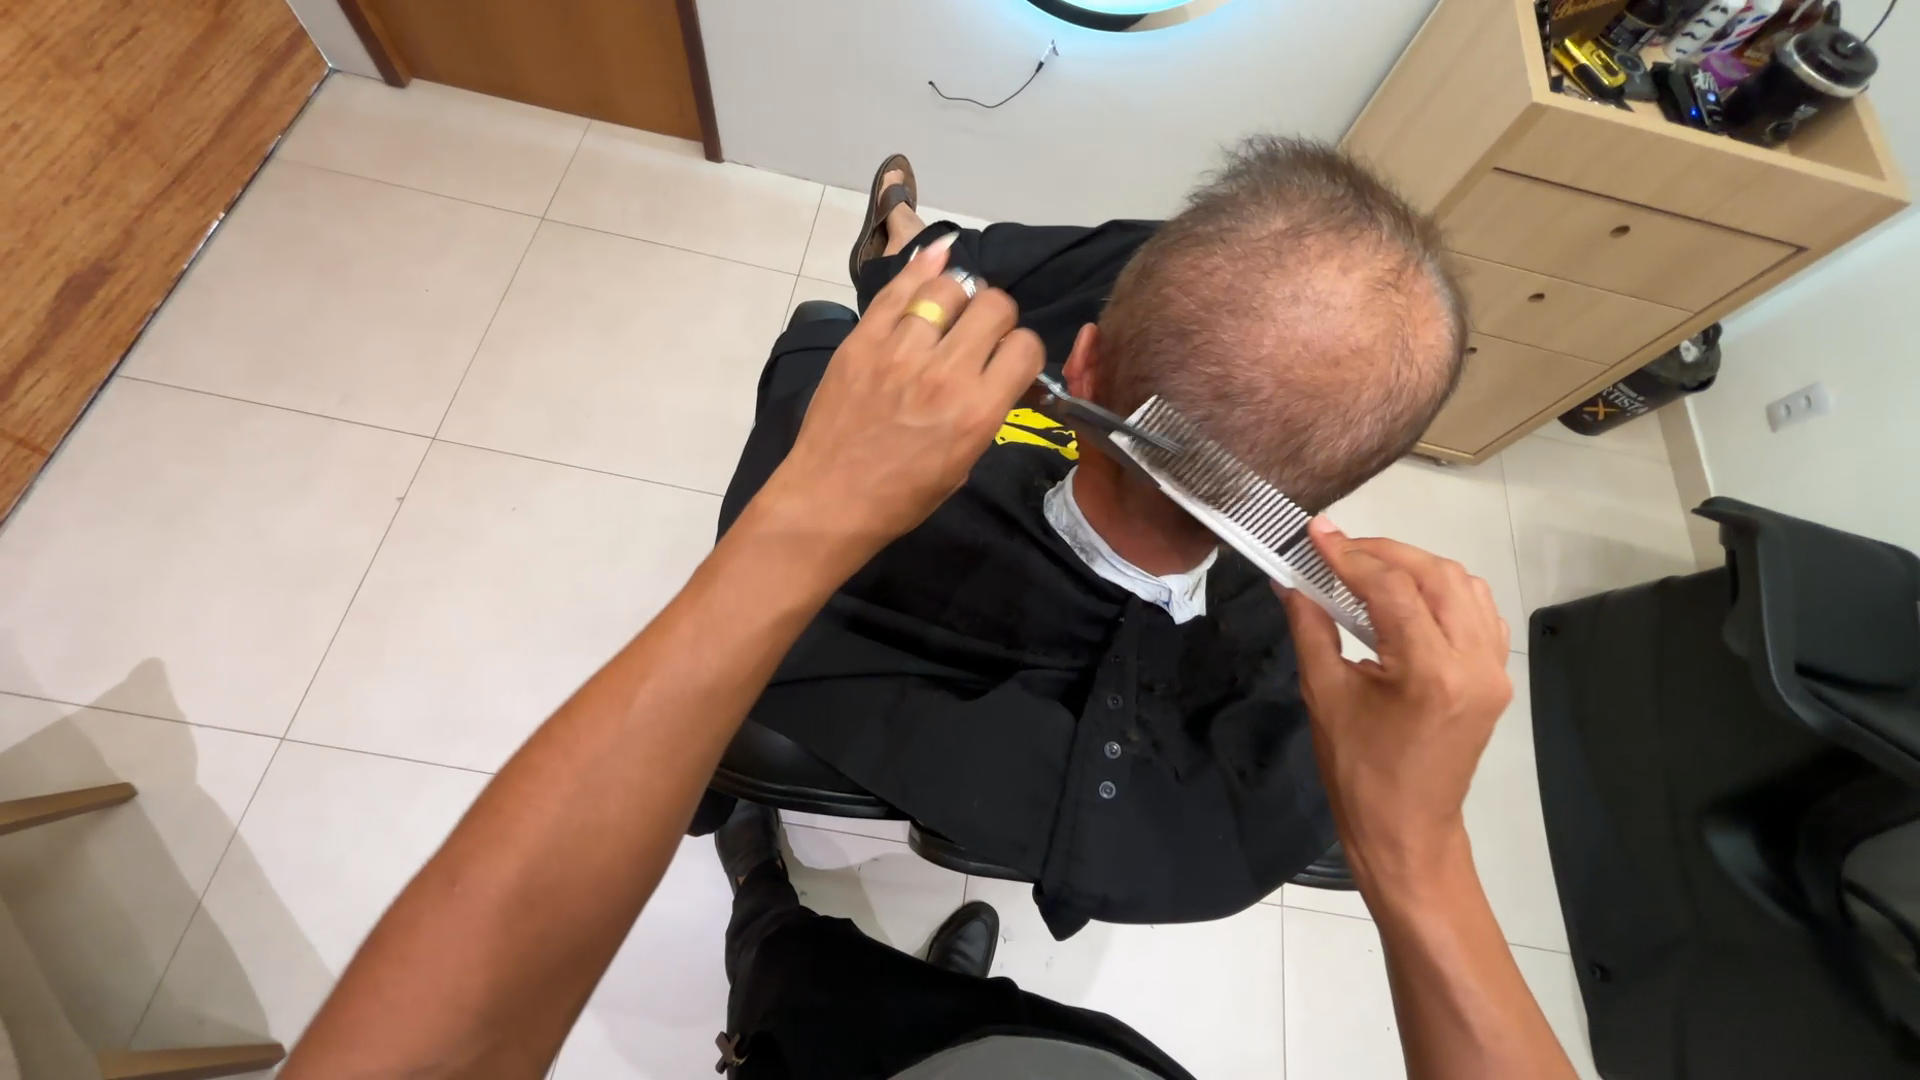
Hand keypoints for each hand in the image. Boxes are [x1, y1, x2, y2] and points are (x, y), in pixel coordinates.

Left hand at [759, 237, 1044, 555]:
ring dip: (959, 296)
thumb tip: (996, 373)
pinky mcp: (862, 340)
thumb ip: (985, 412)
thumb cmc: (902, 497)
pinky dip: (923, 266)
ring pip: (948, 287)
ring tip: (950, 311)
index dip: (1023, 349)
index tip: (1009, 359)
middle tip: (980, 334)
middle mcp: (944, 373)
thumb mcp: (963, 465)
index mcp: (976, 412)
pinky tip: (938, 255)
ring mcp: (899, 350)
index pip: (1024, 346)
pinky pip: (898, 288)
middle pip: (993, 305)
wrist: (830, 499)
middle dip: (997, 316)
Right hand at [1277, 519, 1511, 888]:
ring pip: (1463, 586)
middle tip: (1336, 546)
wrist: (1405, 827)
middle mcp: (1474, 662)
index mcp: (1430, 671)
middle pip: (1436, 575)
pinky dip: (1441, 590)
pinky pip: (1477, 611)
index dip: (1348, 554)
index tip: (1314, 532)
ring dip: (1414, 566)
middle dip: (1383, 551)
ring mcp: (1493, 669)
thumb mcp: (1323, 693)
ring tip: (1366, 565)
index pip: (1391, 588)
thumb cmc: (1356, 768)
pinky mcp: (1494, 676)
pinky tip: (1405, 595)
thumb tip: (1289, 581)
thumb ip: (1310, 627)